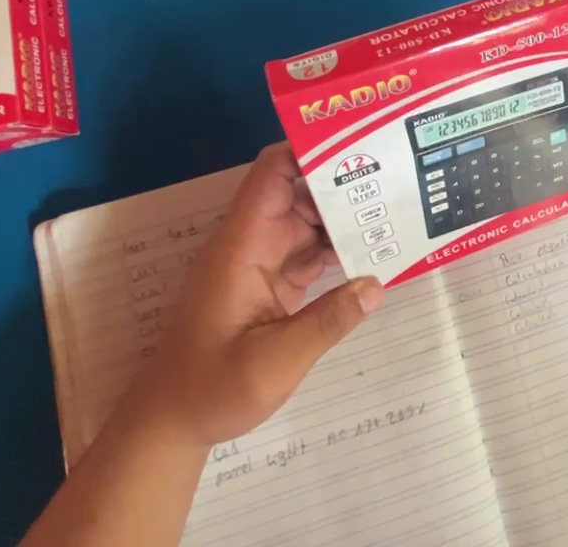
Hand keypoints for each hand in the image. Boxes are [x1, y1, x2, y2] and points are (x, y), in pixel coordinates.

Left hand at [123, 144, 384, 448]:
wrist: (171, 426)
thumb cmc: (210, 389)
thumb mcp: (273, 362)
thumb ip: (327, 322)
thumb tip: (377, 285)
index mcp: (243, 245)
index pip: (273, 174)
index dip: (310, 150)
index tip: (358, 142)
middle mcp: (253, 243)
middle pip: (300, 192)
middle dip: (344, 180)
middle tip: (396, 175)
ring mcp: (264, 262)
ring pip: (310, 220)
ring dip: (347, 214)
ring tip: (396, 204)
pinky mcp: (274, 283)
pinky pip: (312, 250)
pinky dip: (341, 246)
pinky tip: (376, 248)